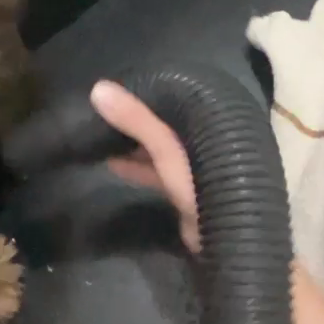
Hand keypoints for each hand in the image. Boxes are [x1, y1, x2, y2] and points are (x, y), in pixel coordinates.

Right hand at [90, 81, 200, 252]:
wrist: (226, 238)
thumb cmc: (201, 183)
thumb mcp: (167, 148)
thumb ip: (136, 121)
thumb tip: (98, 89)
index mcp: (210, 121)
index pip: (177, 98)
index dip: (150, 93)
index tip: (120, 86)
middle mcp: (205, 141)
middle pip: (167, 125)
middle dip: (138, 120)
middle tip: (103, 111)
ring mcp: (197, 169)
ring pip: (161, 150)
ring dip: (134, 146)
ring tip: (100, 137)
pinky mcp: (188, 195)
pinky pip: (159, 173)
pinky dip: (138, 168)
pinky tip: (112, 163)